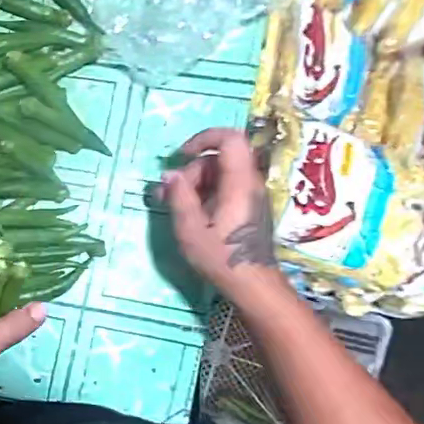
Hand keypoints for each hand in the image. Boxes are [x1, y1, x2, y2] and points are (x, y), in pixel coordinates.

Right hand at [158, 127, 287, 300]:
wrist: (253, 285)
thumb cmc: (222, 258)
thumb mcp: (191, 229)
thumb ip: (179, 197)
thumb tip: (169, 175)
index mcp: (239, 183)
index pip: (230, 138)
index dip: (204, 138)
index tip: (181, 155)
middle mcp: (250, 183)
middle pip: (220, 159)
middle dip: (192, 171)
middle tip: (171, 195)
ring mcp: (251, 196)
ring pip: (222, 174)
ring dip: (196, 184)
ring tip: (176, 207)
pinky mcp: (249, 208)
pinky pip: (227, 188)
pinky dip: (207, 194)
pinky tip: (192, 215)